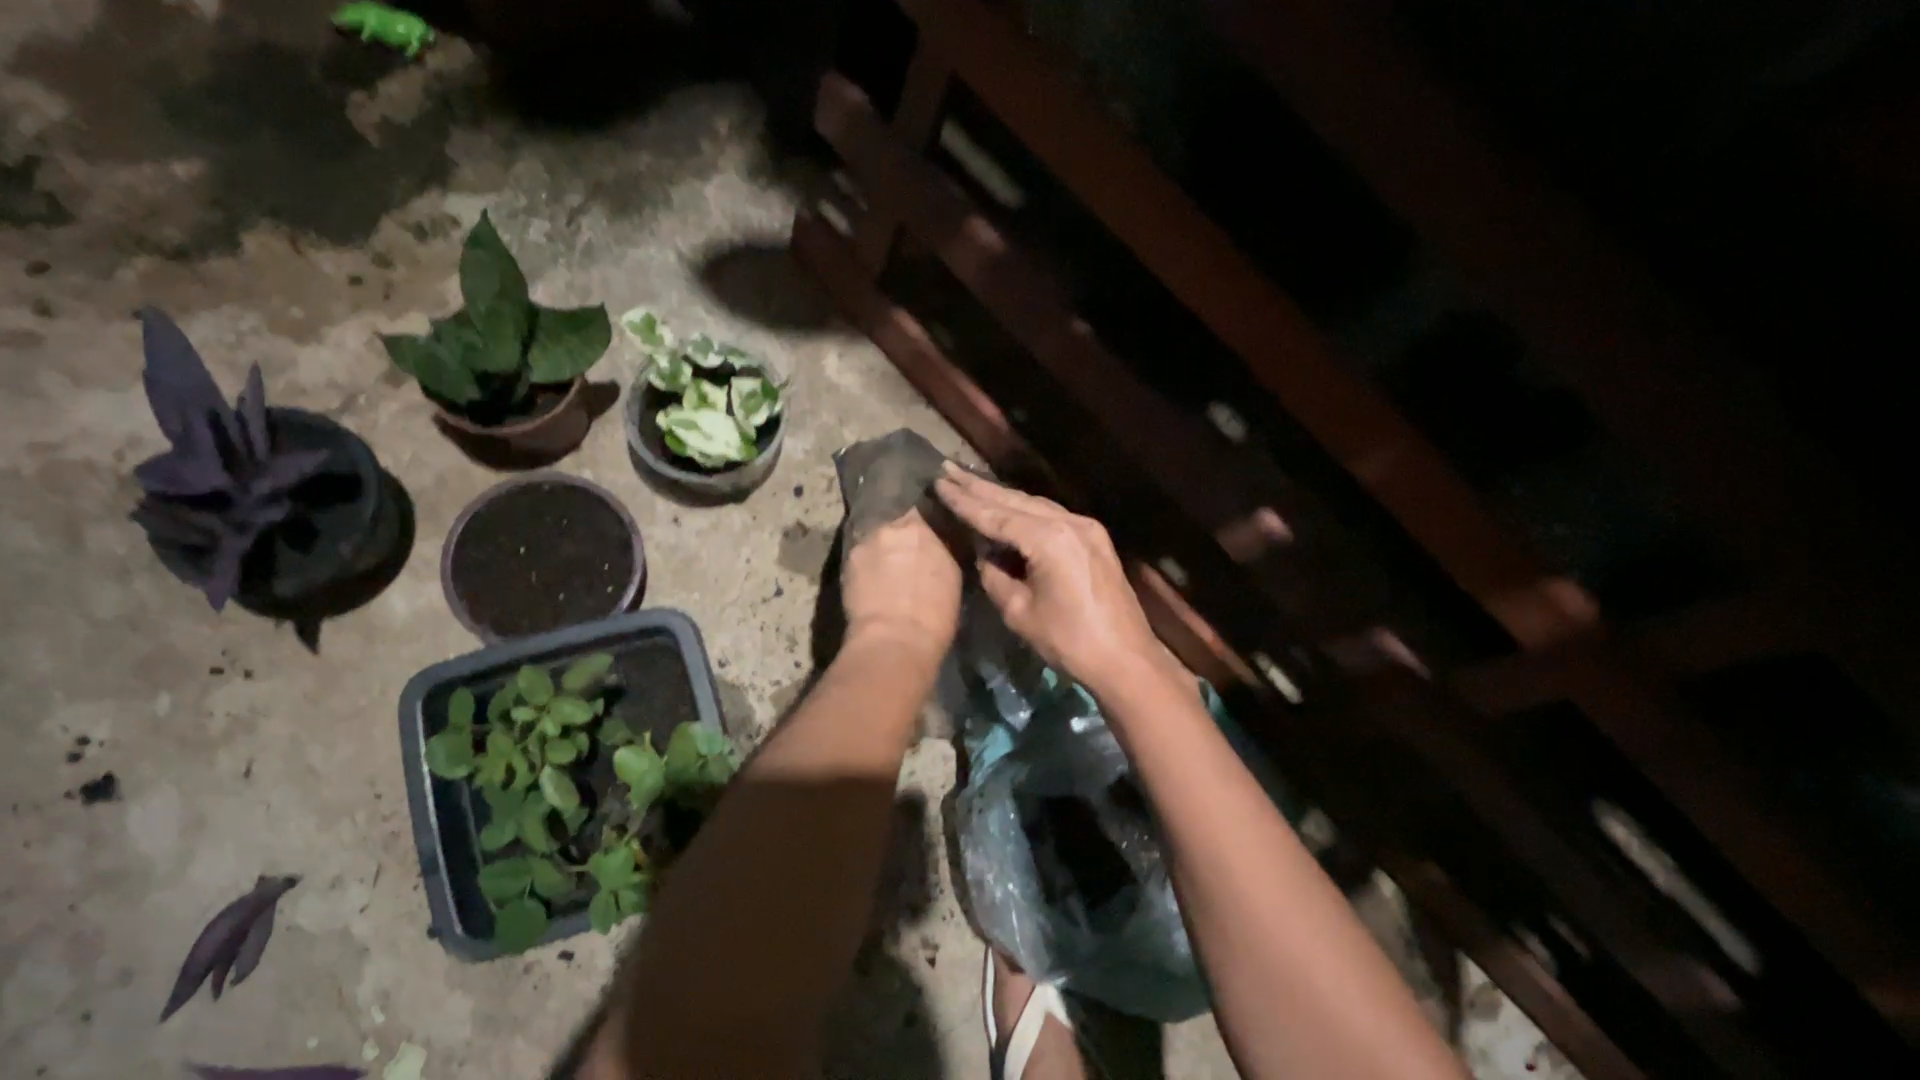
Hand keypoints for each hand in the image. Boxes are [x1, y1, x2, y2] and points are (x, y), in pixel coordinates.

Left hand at [840, 508, 961, 661]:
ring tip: (885, 567)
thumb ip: (942, 552)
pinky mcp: (848, 558)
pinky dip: (865, 562)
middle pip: (897, 521)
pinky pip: (860, 553)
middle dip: (900, 534)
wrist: (895, 640)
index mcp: (927, 528)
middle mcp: (896, 525)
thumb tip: (938, 548)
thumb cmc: (935, 617)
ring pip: (875, 536)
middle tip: (905, 553)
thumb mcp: (953, 577)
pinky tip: (869, 579)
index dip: (925, 522)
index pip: (925, 510)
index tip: (927, 534)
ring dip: (881, 547)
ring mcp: (868, 539)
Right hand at [934, 465, 1176, 694]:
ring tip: (970, 484)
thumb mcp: (1019, 612)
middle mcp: (1070, 523)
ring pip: (1035, 505)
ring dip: (1002, 496)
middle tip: (947, 469)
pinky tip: (1007, 508)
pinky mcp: (1094, 539)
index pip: (996, 515)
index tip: (938, 483)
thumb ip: (995, 576)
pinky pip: (1051, 516)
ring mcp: (1086, 528)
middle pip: (1016, 500)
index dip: (964, 502)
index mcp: (1049, 539)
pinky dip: (1024, 510)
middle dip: (979, 487)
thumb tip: (986, 556)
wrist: (1125, 658)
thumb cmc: (1069, 641)